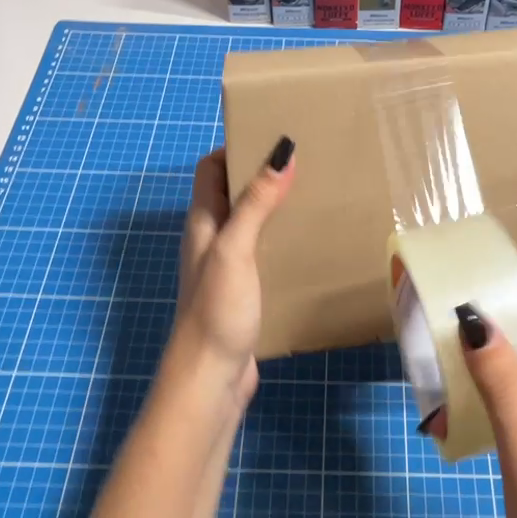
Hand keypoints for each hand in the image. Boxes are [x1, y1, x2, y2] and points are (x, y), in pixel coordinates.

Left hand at [172, 140, 294, 407]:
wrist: (210, 381)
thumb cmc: (216, 309)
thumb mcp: (236, 248)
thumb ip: (257, 202)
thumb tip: (283, 151)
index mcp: (202, 222)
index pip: (210, 169)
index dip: (235, 148)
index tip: (273, 136)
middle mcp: (211, 239)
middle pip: (232, 193)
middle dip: (262, 174)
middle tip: (305, 163)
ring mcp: (226, 267)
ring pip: (250, 223)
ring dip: (275, 208)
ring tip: (314, 196)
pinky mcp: (243, 292)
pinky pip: (263, 253)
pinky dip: (281, 241)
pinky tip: (308, 245)